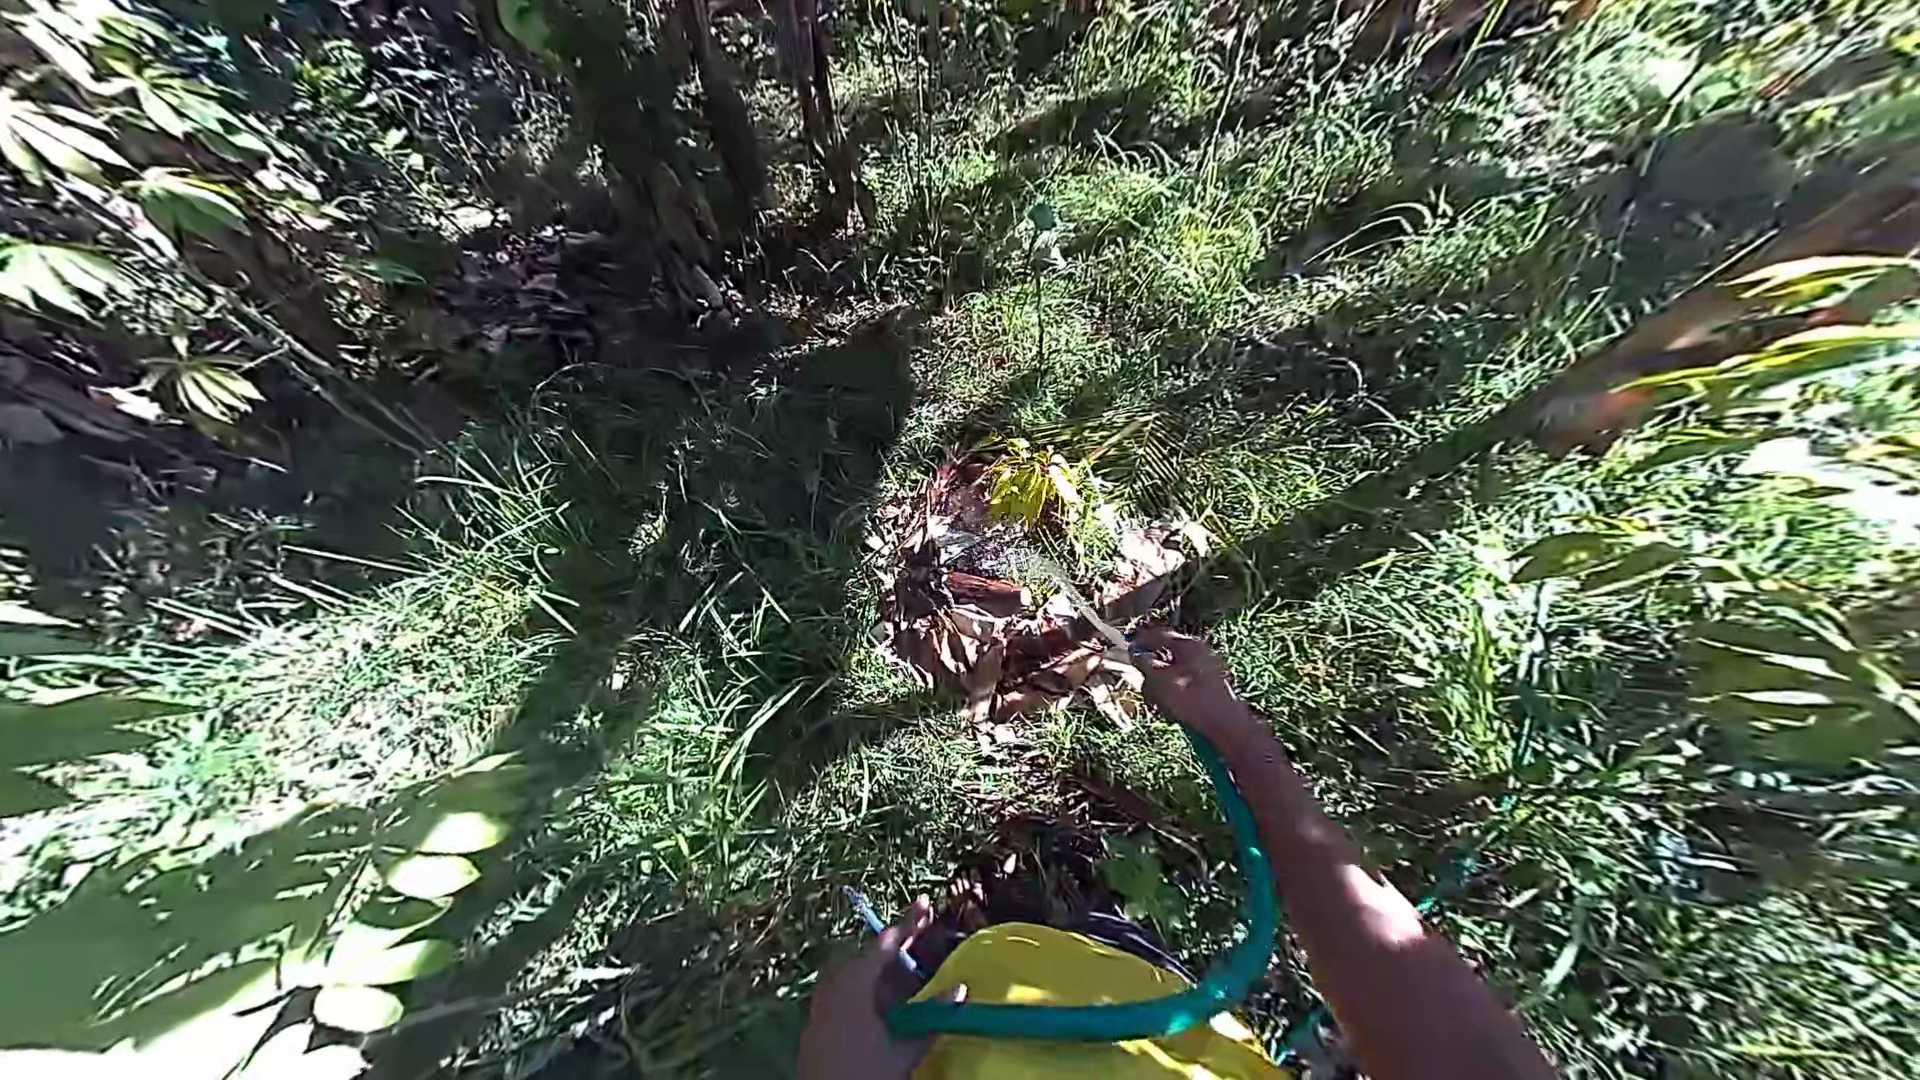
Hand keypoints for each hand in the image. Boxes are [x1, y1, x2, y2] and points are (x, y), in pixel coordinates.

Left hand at [797, 895, 935, 1079]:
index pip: (885, 944)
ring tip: (907, 964)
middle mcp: (834, 987)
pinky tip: (884, 1000)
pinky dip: (868, 988)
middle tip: (921, 930)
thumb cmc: (863, 1077)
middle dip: (897, 944)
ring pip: (857, 974)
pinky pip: (846, 992)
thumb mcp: (902, 1052)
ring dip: (882, 968)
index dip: (908, 924)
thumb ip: (931, 1019)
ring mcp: (822, 1007)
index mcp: (853, 984)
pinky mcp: (818, 1028)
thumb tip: (961, 989)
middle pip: (870, 956)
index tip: (925, 903)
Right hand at [1131, 625, 1262, 749]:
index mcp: (1189, 646)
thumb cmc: (1193, 701)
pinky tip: (1171, 711)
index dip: (1140, 641)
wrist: (1228, 728)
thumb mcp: (1161, 680)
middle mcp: (1200, 654)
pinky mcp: (1209, 689)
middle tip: (1144, 685)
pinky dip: (1173, 696)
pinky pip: (1183, 687)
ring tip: (1158, 704)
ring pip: (1172, 674)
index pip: (1158, 635)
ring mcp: (1206, 671)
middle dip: (1151, 672)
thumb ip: (1144, 663)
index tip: (1127, 650)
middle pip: (1165, 656)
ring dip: (1160, 688)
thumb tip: (1135, 653)